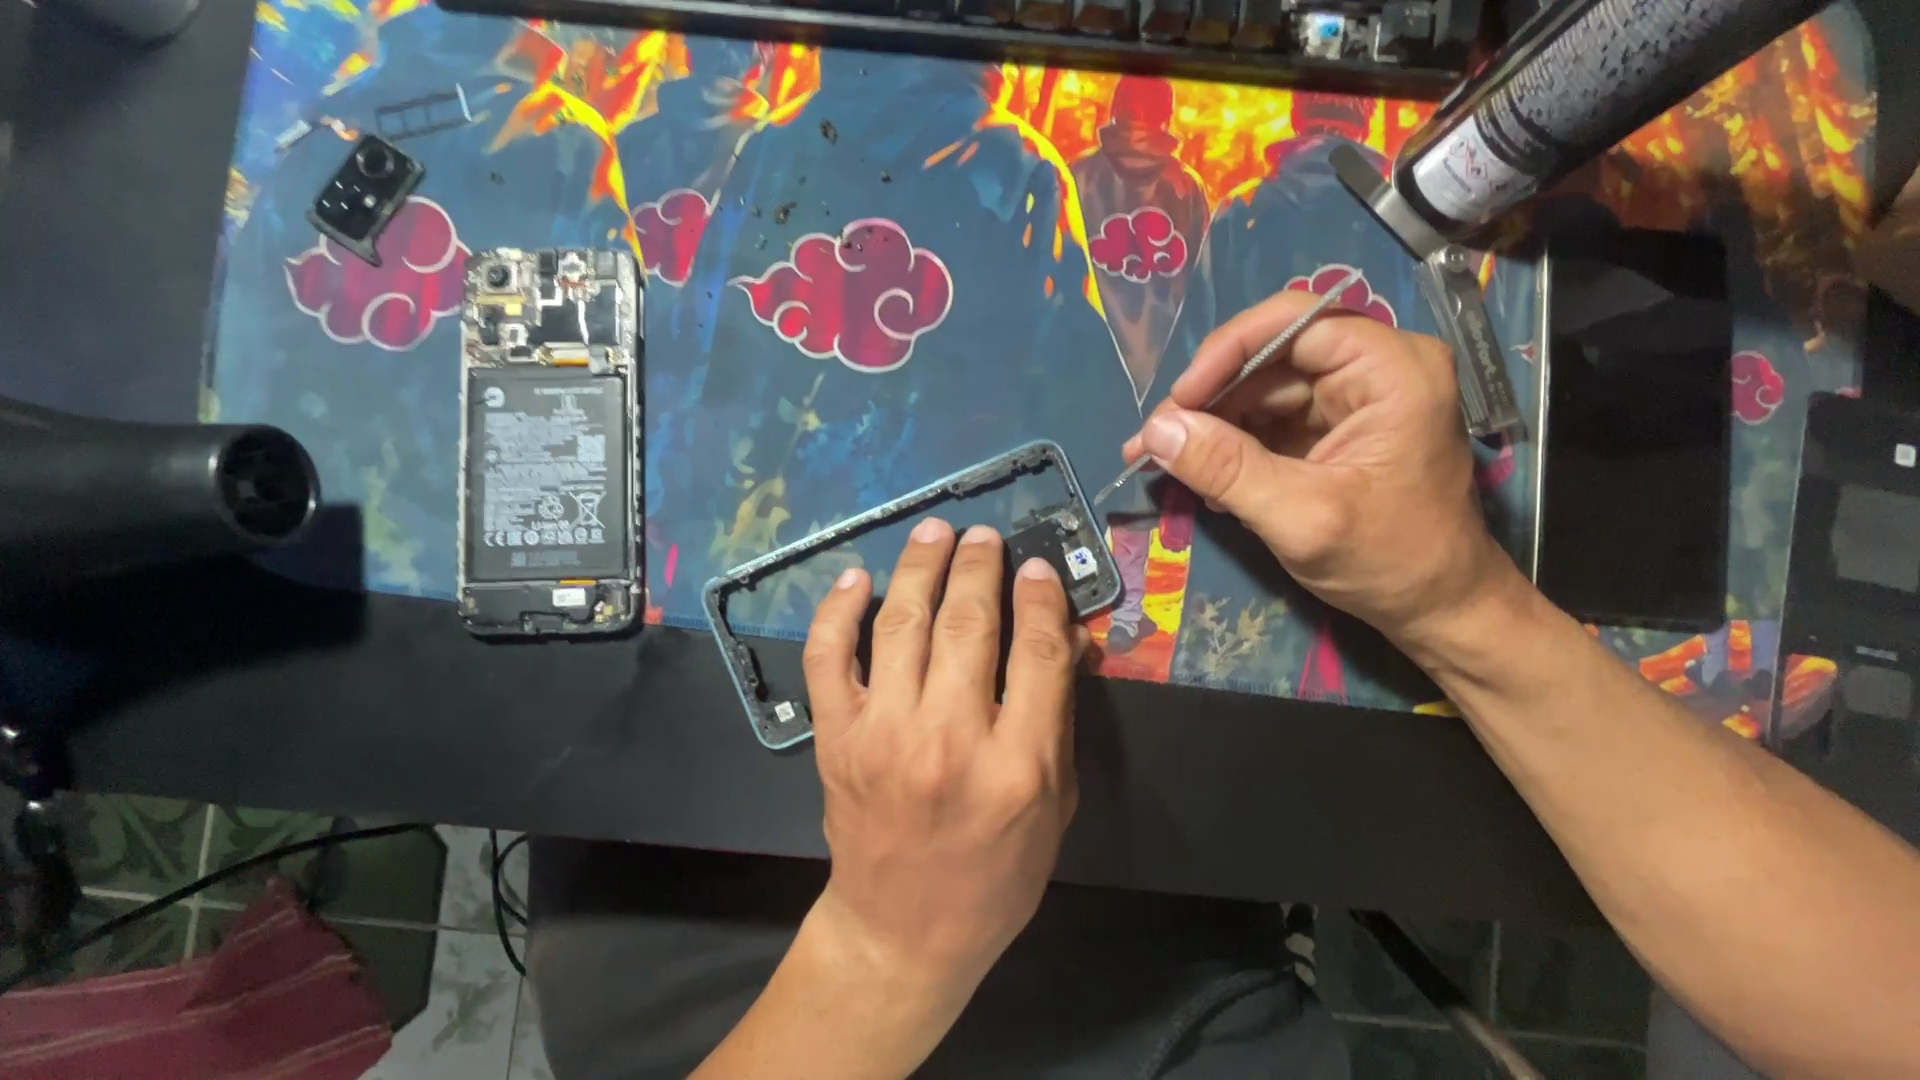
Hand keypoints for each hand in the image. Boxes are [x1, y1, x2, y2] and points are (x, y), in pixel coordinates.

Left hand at [802, 517, 1083, 995]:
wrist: (904, 929)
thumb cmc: (995, 873)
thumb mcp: (1054, 805)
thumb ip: (1059, 718)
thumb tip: (1066, 637)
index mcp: (1017, 764)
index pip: (1036, 653)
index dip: (1041, 598)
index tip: (1036, 567)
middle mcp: (949, 739)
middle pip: (968, 625)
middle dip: (979, 568)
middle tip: (984, 536)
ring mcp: (884, 734)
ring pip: (902, 626)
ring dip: (920, 569)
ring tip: (934, 532)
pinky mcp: (836, 738)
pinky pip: (829, 659)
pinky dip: (837, 612)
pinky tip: (857, 577)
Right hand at [1121, 289, 1523, 647]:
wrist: (1435, 609)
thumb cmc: (1389, 561)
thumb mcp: (1302, 517)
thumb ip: (1228, 469)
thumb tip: (1154, 431)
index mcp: (1390, 370)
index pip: (1294, 323)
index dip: (1227, 353)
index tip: (1177, 402)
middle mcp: (1373, 368)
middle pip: (1269, 355)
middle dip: (1207, 398)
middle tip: (1152, 441)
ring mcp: (1350, 398)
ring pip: (1259, 389)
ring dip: (1208, 425)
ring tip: (1159, 461)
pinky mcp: (1330, 429)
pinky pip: (1266, 419)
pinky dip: (1227, 445)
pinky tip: (1199, 477)